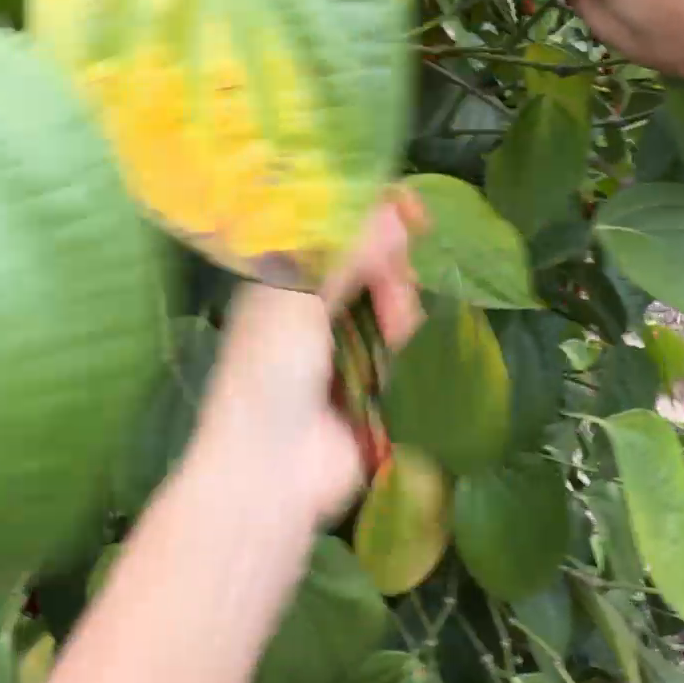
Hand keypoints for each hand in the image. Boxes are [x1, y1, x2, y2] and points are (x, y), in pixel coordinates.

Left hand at [186, 194, 425, 521]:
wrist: (273, 470)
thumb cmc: (270, 375)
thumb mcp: (298, 302)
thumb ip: (345, 256)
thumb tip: (393, 213)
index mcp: (283, 276)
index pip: (332, 225)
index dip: (373, 213)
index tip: (413, 213)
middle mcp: (311, 300)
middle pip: (370, 258)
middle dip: (391, 266)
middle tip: (397, 287)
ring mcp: (341, 337)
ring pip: (389, 296)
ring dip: (399, 305)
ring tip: (397, 330)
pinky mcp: (369, 373)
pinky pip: (398, 339)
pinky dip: (403, 337)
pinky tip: (400, 348)